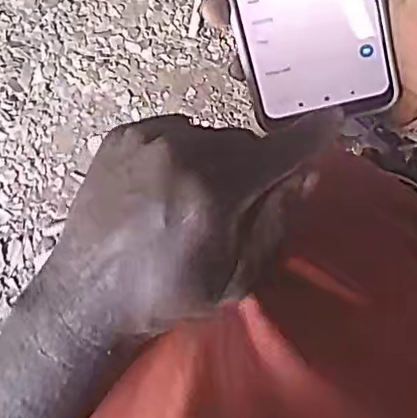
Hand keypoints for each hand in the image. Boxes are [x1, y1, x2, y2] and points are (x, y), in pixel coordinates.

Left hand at [48, 112, 339, 336]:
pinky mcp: (125, 134)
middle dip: (250, 167)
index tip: (332, 118)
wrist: (84, 298)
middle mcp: (184, 152)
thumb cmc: (165, 295)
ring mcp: (149, 139)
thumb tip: (305, 175)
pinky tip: (165, 184)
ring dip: (214, 158)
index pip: (279, 151)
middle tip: (233, 203)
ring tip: (190, 197)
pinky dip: (181, 150)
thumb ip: (276, 222)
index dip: (311, 136)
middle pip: (244, 143)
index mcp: (214, 190)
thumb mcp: (234, 277)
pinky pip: (175, 130)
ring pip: (210, 135)